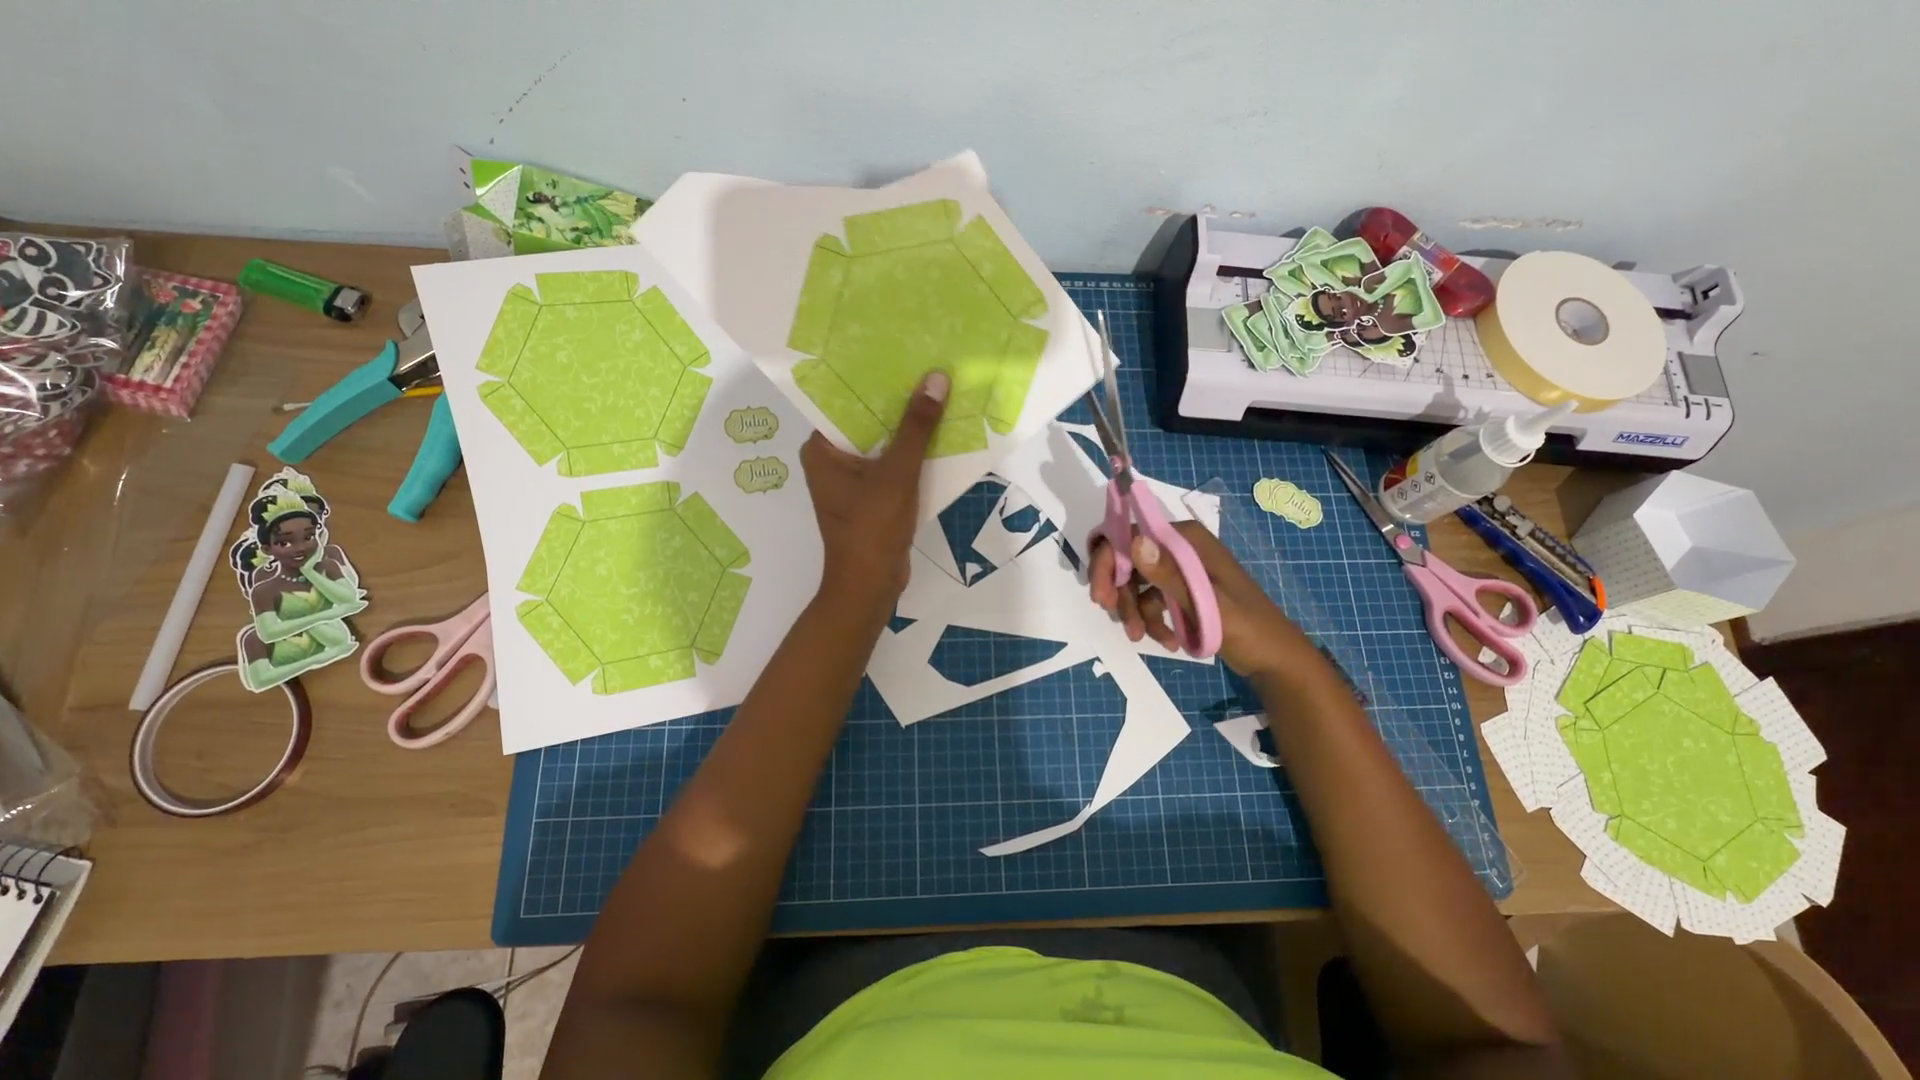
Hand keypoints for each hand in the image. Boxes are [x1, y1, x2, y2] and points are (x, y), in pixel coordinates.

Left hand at [800, 372, 949, 610]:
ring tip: (938, 393)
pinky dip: (911, 454)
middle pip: (865, 420)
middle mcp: (830, 460)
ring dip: (907, 428)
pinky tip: (939, 435)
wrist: (871, 586)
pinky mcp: (870, 497)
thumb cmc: (872, 528)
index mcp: (820, 450)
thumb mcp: (897, 472)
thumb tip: (935, 378)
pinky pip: (891, 465)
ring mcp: (850, 481)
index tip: (901, 353)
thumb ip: (916, 426)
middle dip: (896, 401)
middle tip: (927, 369)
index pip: (844, 402)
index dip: (872, 379)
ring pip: (881, 443)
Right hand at [1089, 520, 1310, 677]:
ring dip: (1133, 610)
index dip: (1109, 559)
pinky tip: (1165, 641)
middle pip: (1129, 558)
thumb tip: (1134, 541)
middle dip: (1118, 588)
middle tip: (1111, 614)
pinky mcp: (1182, 592)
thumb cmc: (1247, 628)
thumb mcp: (1206, 604)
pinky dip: (1150, 620)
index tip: (1101, 595)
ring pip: (1136, 582)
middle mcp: (1181, 548)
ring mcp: (1181, 571)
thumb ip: (1169, 575)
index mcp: (1188, 540)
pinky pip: (1151, 600)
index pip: (1132, 534)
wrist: (1273, 658)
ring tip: (1141, 637)